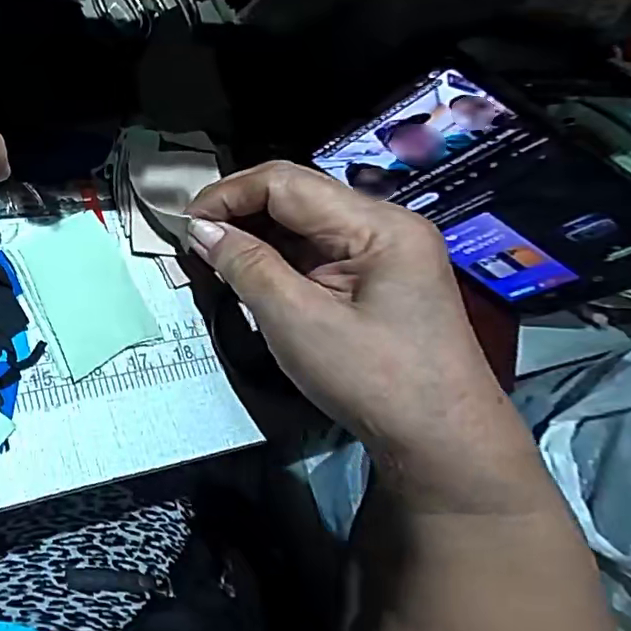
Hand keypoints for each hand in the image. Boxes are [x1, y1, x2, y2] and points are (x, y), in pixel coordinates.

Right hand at [185, 162, 548, 512]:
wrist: (443, 447)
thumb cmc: (375, 382)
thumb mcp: (298, 321)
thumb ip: (246, 266)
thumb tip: (202, 230)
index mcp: (378, 225)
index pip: (286, 182)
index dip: (229, 194)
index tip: (187, 222)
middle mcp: (384, 224)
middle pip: (296, 196)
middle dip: (240, 212)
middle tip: (196, 239)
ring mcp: (383, 250)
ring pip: (303, 222)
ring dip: (256, 235)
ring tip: (215, 256)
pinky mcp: (375, 276)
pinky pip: (316, 250)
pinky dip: (277, 257)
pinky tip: (250, 271)